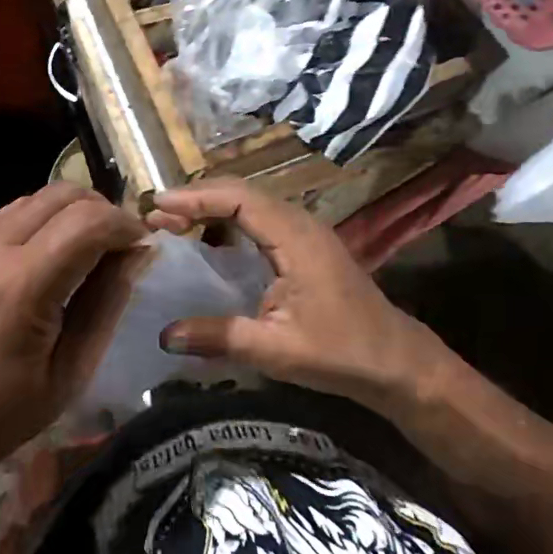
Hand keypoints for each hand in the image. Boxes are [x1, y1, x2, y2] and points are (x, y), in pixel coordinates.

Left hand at [0, 184, 147, 494]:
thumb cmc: (4, 414)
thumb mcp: (72, 368)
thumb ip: (108, 300)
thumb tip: (140, 252)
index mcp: (20, 284)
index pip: (88, 222)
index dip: (126, 226)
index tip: (146, 247)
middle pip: (63, 195)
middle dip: (103, 211)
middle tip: (123, 247)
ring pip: (39, 196)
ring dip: (75, 212)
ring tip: (95, 249)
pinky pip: (17, 211)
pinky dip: (48, 218)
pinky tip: (59, 252)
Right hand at [151, 179, 463, 408]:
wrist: (397, 362)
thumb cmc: (342, 353)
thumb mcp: (278, 350)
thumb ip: (221, 338)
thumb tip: (165, 335)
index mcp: (295, 237)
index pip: (237, 200)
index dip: (195, 199)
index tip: (156, 206)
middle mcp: (299, 223)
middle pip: (240, 192)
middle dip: (195, 198)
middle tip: (155, 215)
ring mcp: (303, 231)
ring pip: (248, 202)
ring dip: (209, 207)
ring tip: (172, 222)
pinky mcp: (302, 245)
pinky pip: (257, 218)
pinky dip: (225, 220)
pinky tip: (206, 239)